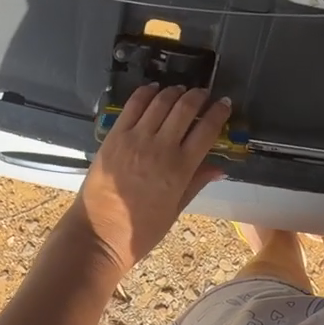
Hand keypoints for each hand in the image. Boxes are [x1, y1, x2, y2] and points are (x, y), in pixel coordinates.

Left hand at [67, 85, 231, 273]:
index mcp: (180, 168)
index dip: (219, 112)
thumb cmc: (140, 231)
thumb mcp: (175, 210)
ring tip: (181, 90)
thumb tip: (220, 167)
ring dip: (175, 91)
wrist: (99, 235)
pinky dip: (147, 92)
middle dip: (198, 96)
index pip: (207, 130)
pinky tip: (154, 89)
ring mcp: (136, 138)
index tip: (225, 103)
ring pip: (161, 101)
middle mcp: (161, 147)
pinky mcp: (115, 135)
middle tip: (203, 93)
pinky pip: (133, 104)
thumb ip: (197, 182)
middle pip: (185, 108)